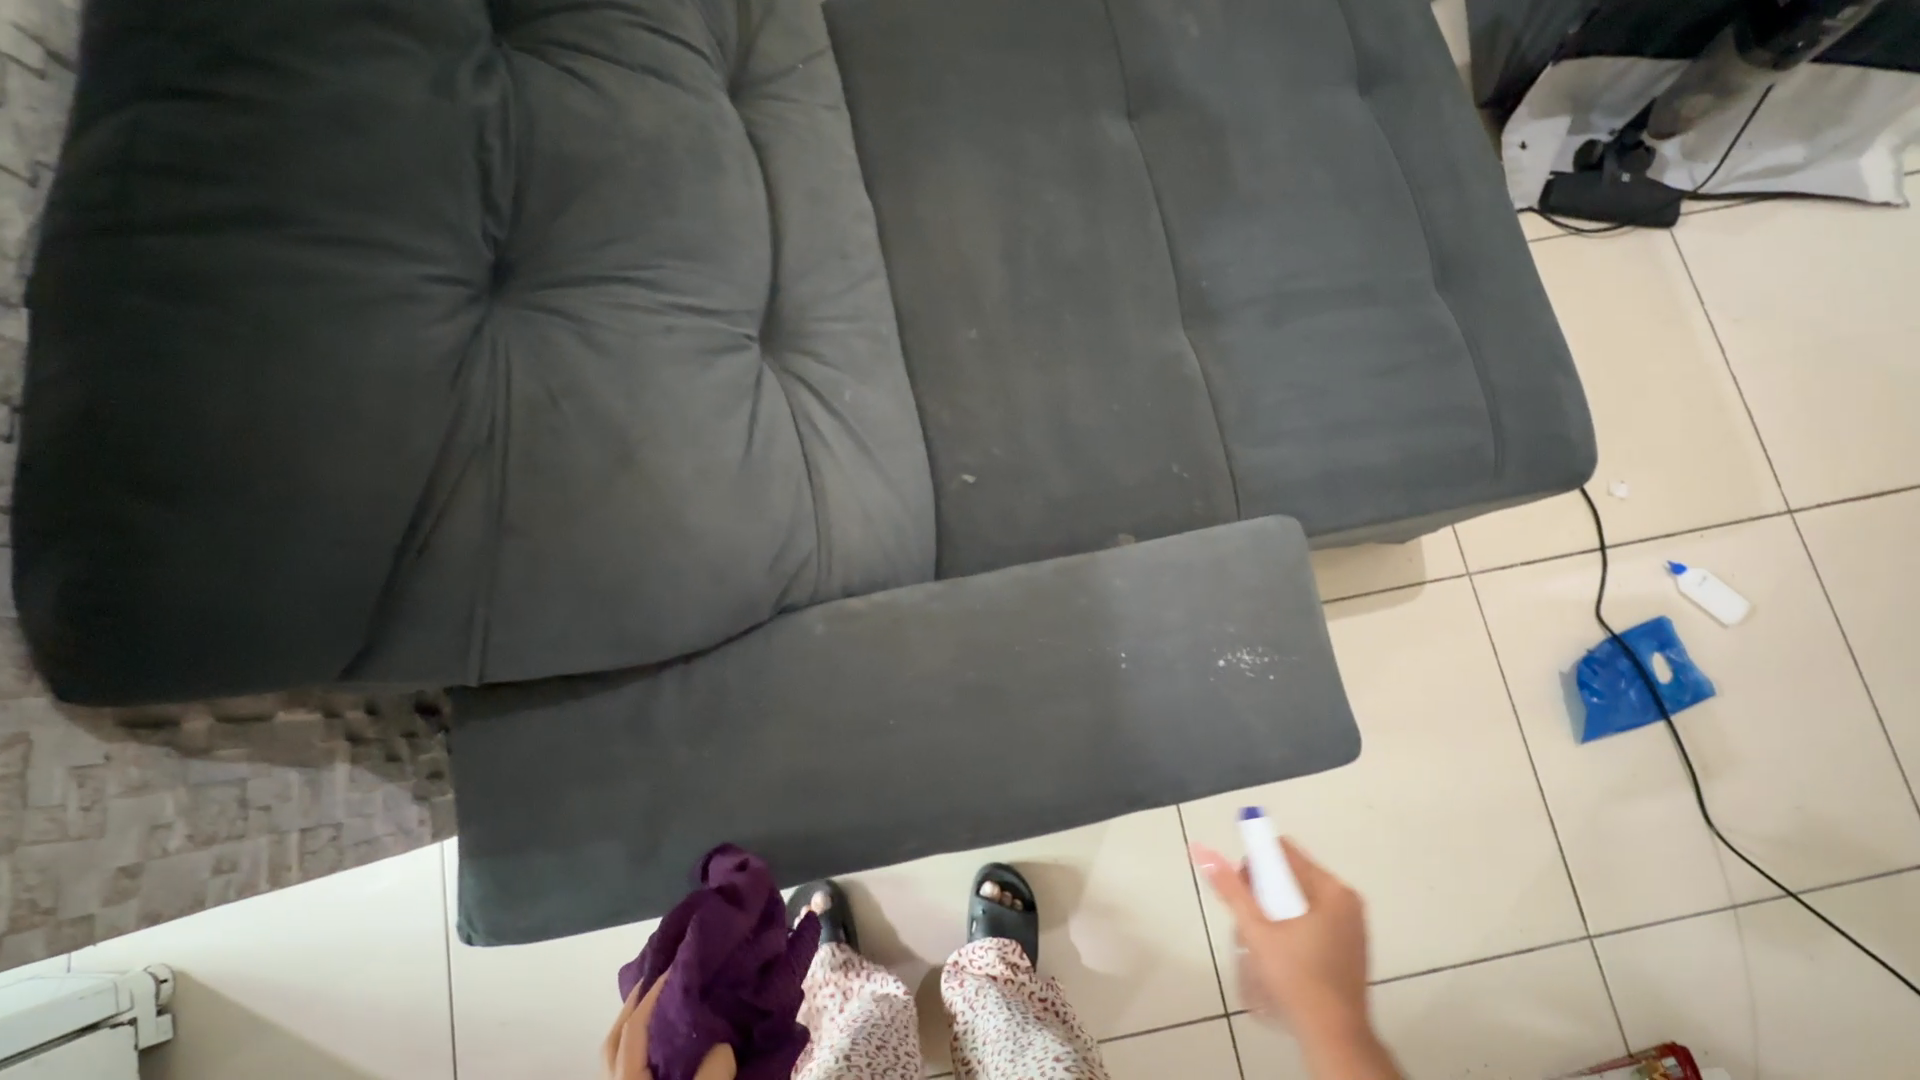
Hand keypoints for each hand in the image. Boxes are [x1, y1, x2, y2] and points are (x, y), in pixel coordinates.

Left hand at [604, 969, 737, 1079]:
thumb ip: (713, 1071)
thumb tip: (723, 1044)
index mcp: (628, 1079)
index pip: (634, 1027)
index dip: (652, 995)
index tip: (674, 968)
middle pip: (613, 1039)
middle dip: (632, 1006)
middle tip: (654, 980)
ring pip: (616, 1056)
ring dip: (632, 1029)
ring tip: (658, 1010)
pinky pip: (626, 1070)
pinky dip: (638, 1051)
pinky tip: (661, 1049)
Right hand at [1192, 839, 1401, 1079]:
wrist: (1333, 1036)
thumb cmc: (1295, 979)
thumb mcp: (1256, 930)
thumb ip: (1231, 888)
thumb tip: (1201, 850)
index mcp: (1332, 889)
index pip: (1284, 852)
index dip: (1256, 865)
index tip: (1243, 892)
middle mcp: (1347, 900)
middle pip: (1292, 875)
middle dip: (1265, 891)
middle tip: (1251, 921)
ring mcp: (1353, 925)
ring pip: (1301, 898)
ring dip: (1278, 909)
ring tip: (1264, 939)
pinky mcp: (1352, 947)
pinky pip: (1315, 918)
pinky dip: (1294, 925)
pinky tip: (1283, 952)